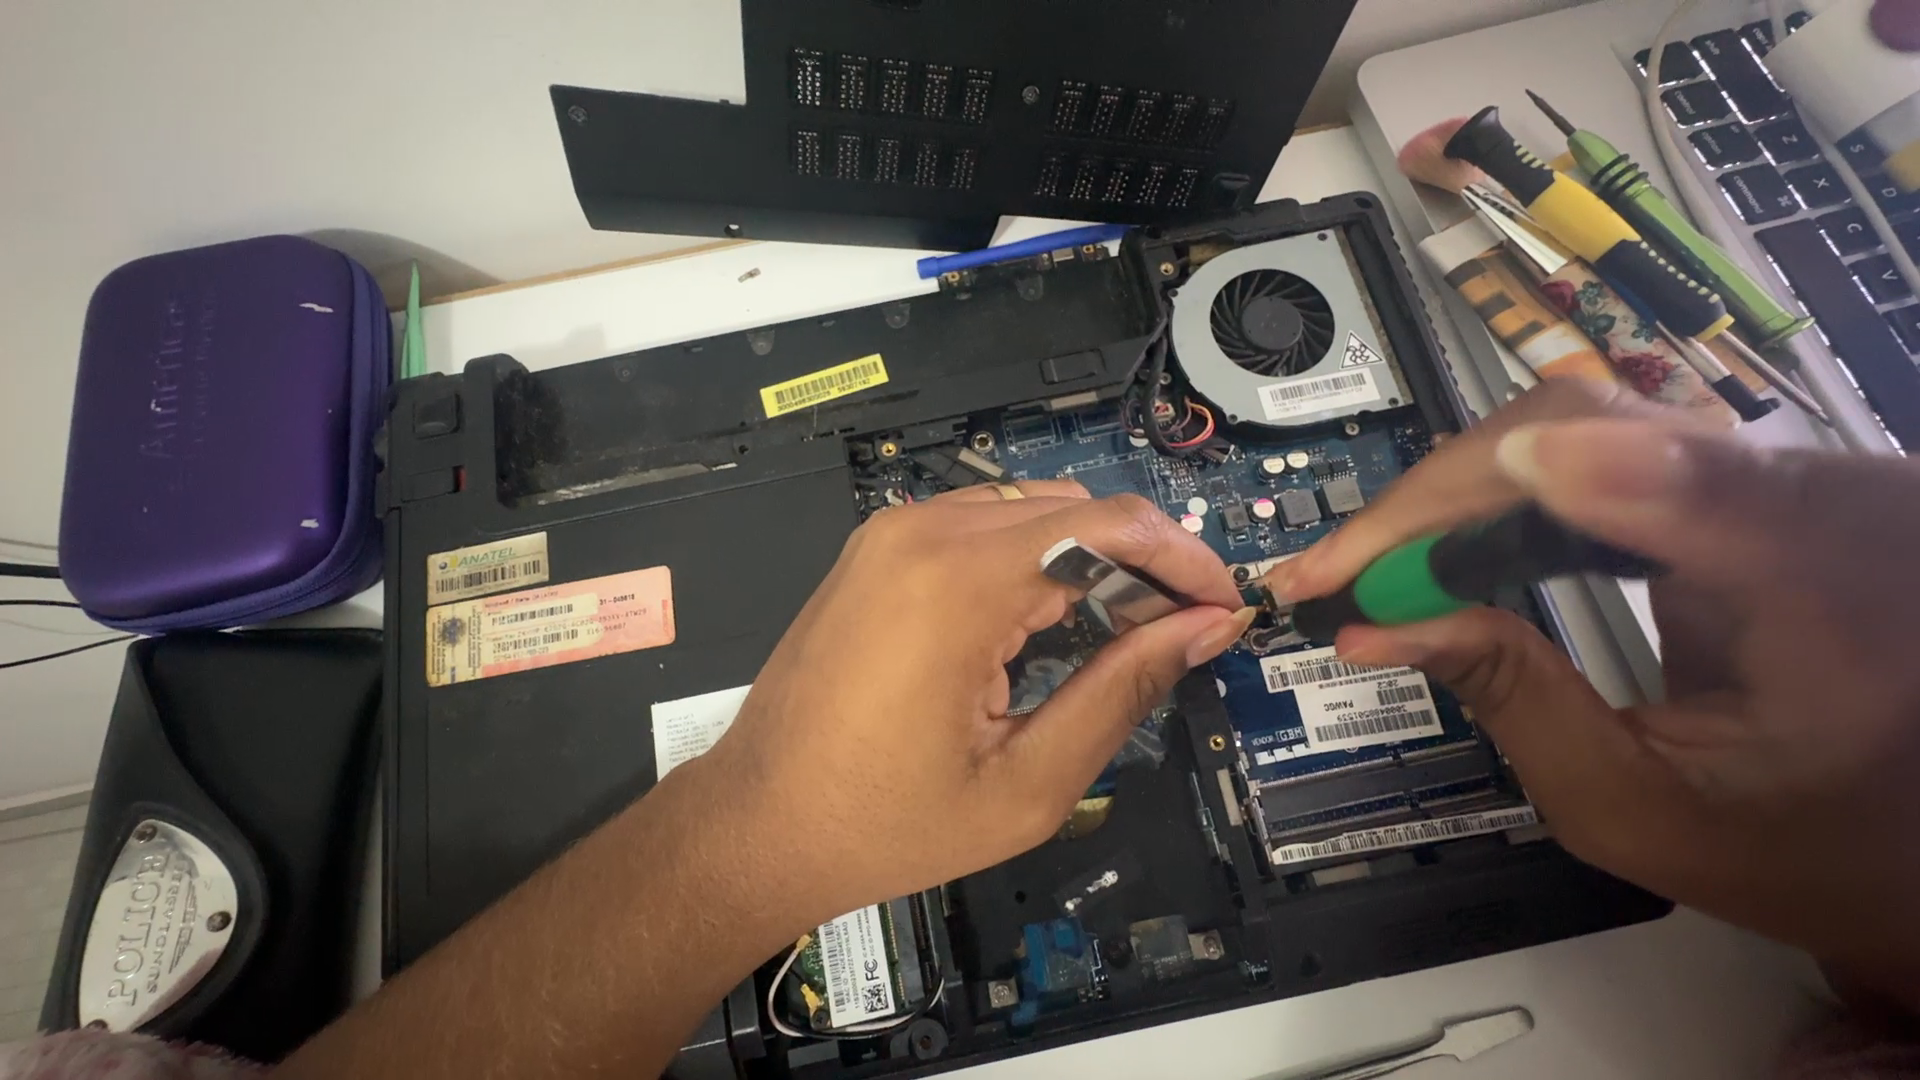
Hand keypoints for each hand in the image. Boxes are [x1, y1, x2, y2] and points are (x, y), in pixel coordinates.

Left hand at [693, 482, 1251, 935]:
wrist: (758, 823)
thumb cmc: (887, 822)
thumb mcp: (1027, 782)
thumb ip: (1123, 692)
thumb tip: (1202, 630)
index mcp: (958, 580)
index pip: (1108, 524)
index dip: (1182, 557)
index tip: (1222, 603)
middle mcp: (922, 531)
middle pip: (1071, 508)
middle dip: (1138, 560)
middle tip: (1174, 630)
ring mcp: (890, 532)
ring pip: (1028, 511)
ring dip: (1086, 557)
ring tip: (1118, 630)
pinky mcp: (876, 549)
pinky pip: (978, 527)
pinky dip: (1031, 558)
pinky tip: (1046, 619)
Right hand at [1268, 381, 1919, 1010]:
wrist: (1892, 823)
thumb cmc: (1783, 842)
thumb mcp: (1631, 802)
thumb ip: (1508, 700)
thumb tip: (1367, 627)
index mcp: (1851, 605)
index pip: (1744, 499)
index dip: (1629, 469)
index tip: (1514, 468)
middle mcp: (1819, 505)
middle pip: (1599, 432)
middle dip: (1442, 501)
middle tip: (1333, 573)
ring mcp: (1756, 475)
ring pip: (1564, 427)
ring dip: (1440, 498)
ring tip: (1357, 566)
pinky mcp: (1708, 476)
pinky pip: (1566, 451)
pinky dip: (1474, 499)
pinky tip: (1423, 546)